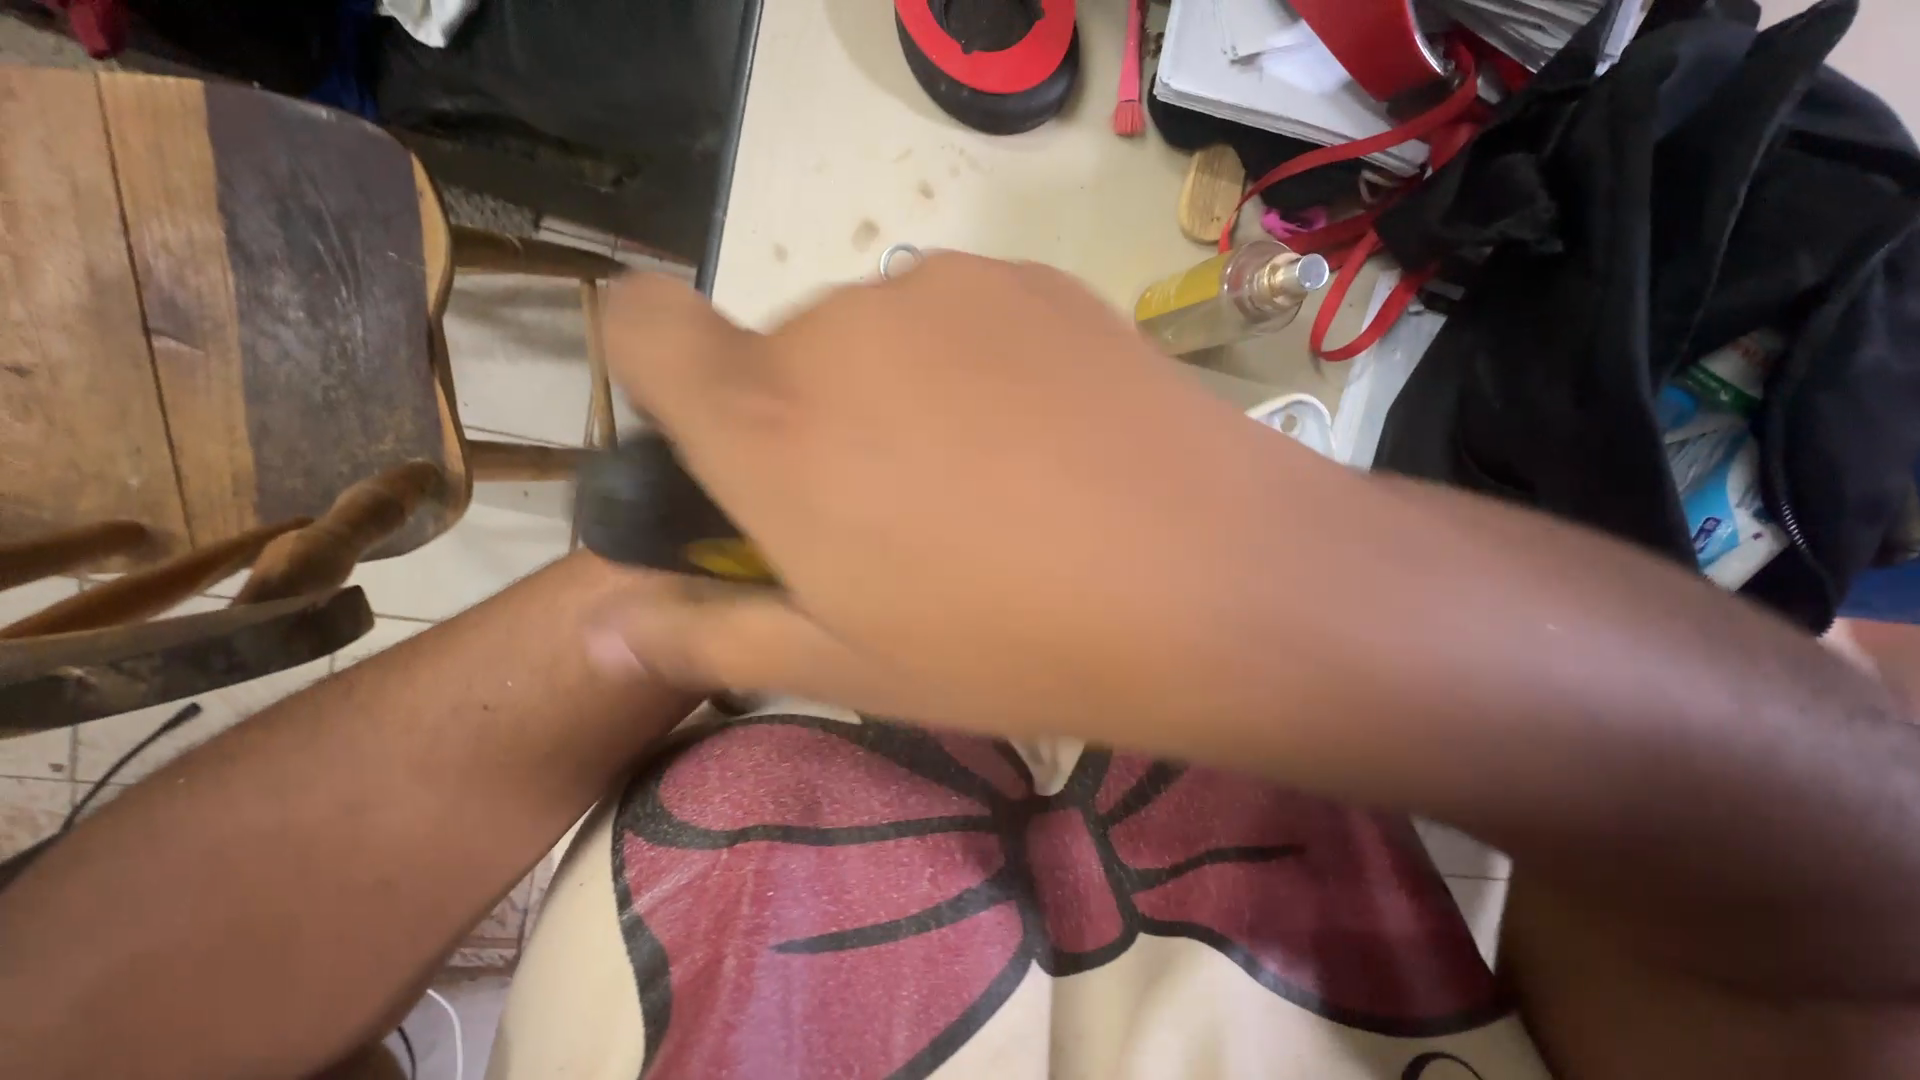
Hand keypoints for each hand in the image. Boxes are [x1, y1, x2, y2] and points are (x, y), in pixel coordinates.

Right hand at [587, 255, 1347, 743]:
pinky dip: (966, 366)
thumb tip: (606, 628)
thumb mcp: (844, 667)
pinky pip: (956, 317)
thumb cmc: (1005, 643)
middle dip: (796, 421)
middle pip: (769, 352)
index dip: (651, 368)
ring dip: (885, 393)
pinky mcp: (1032, 279)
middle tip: (880, 512)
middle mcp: (837, 327)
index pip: (640, 323)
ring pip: (868, 335)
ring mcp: (943, 291)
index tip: (705, 438)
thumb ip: (707, 633)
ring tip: (976, 483)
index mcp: (766, 422)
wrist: (1208, 580)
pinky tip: (1039, 440)